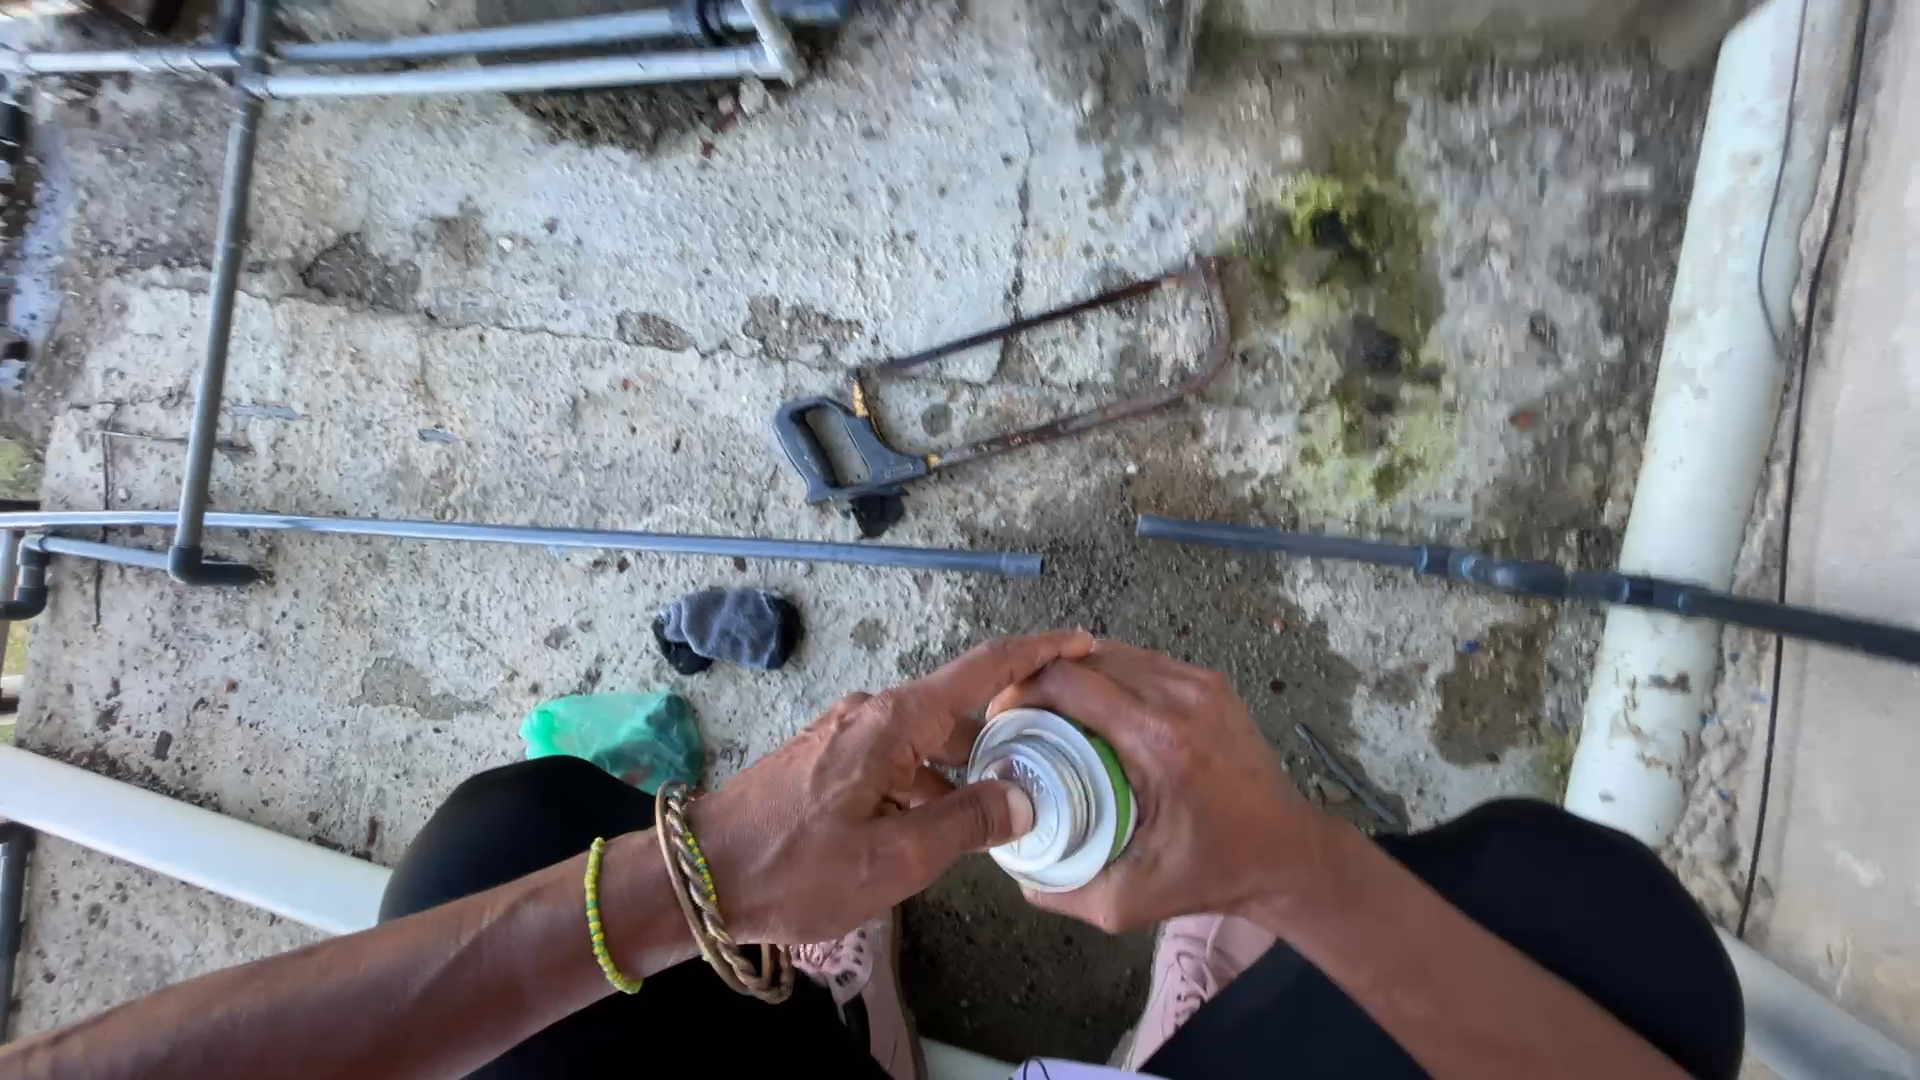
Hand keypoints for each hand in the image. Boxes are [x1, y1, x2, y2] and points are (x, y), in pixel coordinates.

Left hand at [687, 629, 1094, 944]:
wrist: (699, 873)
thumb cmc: (796, 867)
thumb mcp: (893, 857)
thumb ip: (965, 823)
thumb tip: (1024, 797)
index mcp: (896, 720)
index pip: (982, 668)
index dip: (1037, 650)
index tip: (1081, 642)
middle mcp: (877, 712)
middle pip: (960, 706)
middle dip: (1009, 727)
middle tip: (1055, 754)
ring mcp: (851, 733)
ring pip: (929, 738)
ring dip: (968, 763)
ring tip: (1008, 800)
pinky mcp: (834, 756)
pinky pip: (901, 757)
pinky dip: (932, 780)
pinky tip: (943, 820)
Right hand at [987, 640, 1326, 932]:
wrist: (1289, 853)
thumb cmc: (1211, 873)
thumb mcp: (1132, 900)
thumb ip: (1066, 887)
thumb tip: (1012, 865)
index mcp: (1158, 742)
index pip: (1070, 683)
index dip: (1024, 690)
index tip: (1002, 715)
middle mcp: (1179, 698)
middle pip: (1085, 658)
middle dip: (1042, 678)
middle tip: (1019, 712)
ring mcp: (1199, 682)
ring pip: (1112, 651)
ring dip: (1074, 672)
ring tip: (1050, 705)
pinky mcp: (1209, 680)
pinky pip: (1141, 660)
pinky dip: (1108, 672)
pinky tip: (1094, 702)